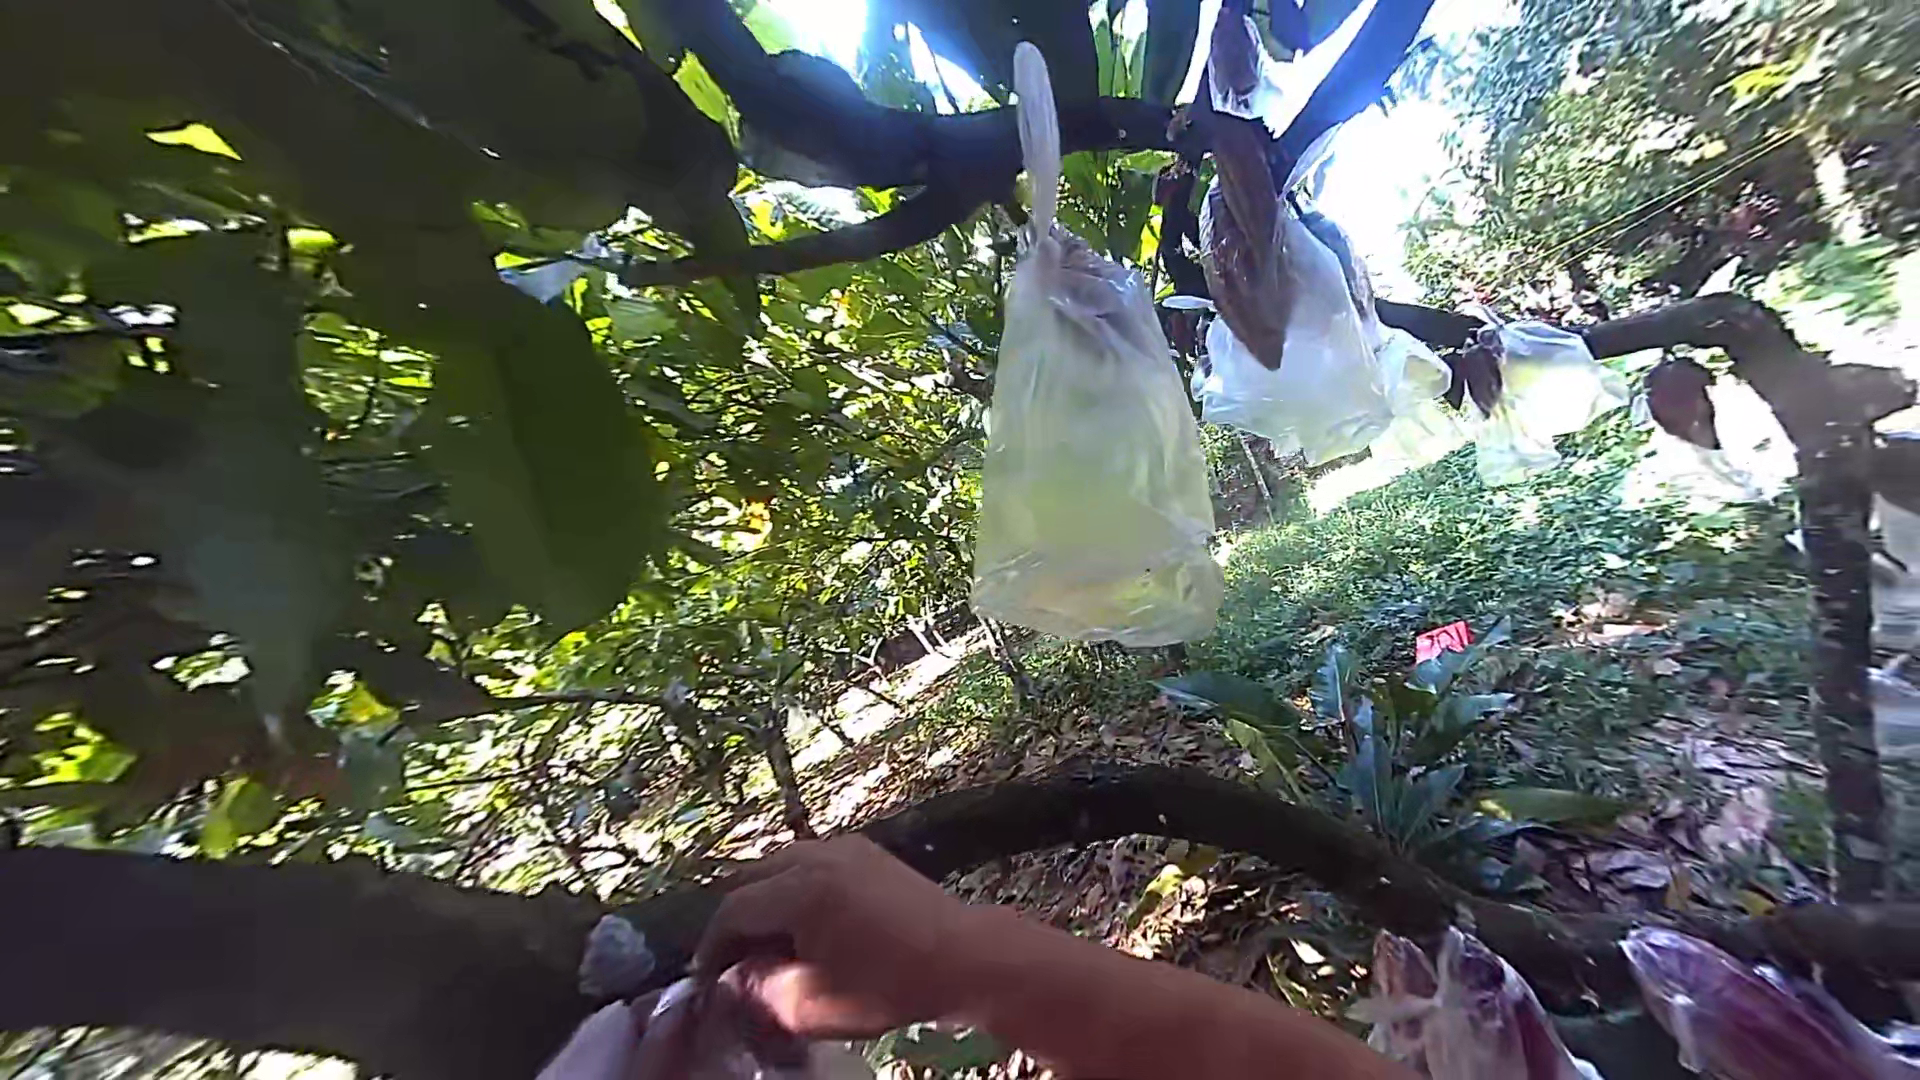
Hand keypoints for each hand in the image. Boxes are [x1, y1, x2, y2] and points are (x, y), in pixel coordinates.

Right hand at [695, 836, 981, 1038]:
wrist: (958, 953)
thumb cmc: (887, 984)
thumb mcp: (811, 1004)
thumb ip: (760, 988)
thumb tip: (734, 975)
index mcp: (803, 888)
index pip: (735, 907)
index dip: (712, 944)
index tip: (707, 976)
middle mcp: (820, 853)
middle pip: (754, 874)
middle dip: (736, 914)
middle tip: (733, 957)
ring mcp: (845, 844)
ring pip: (783, 861)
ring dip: (766, 895)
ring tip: (767, 939)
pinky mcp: (864, 847)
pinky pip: (813, 857)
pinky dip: (795, 882)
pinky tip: (805, 917)